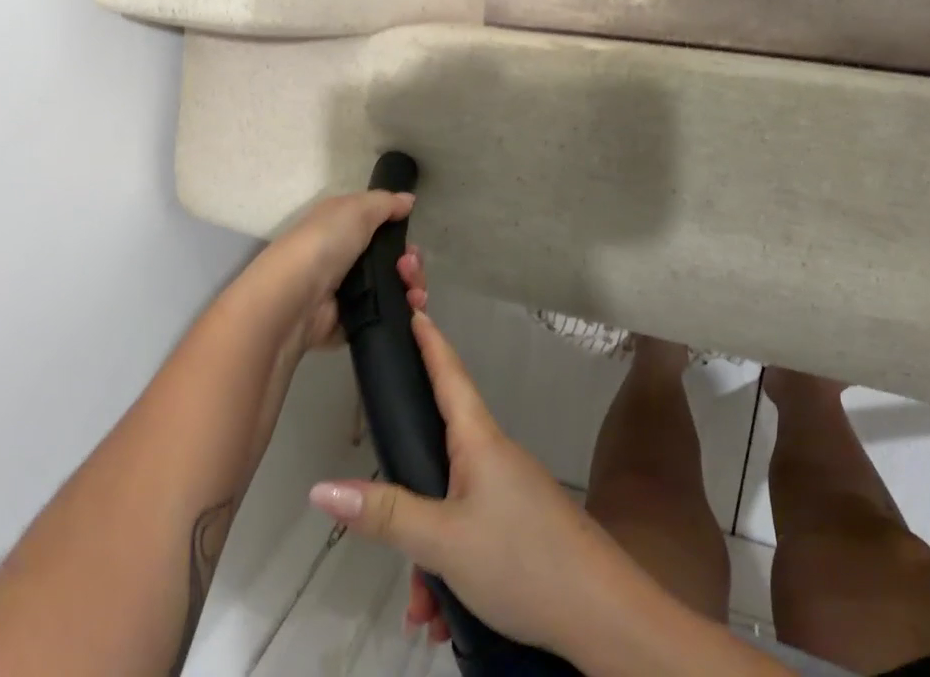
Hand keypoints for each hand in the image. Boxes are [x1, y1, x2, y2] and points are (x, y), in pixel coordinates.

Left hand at [239, 190, 424, 353]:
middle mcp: (346, 260)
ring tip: (412, 294)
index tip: (411, 244)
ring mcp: (351, 294)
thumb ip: (385, 203)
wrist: (294, 298)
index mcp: (342, 230)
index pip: (381, 231)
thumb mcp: (355, 209)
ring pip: (396, 290)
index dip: (400, 236)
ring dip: (412, 288)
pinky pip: (388, 315)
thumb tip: (408, 200)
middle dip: (412, 266)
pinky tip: (410, 311)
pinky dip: (404, 314)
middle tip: (407, 269)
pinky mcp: (355, 322)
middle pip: (394, 263)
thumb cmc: (324, 244)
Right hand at [306, 313, 635, 656]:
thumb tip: (323, 489)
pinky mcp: (523, 530)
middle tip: (379, 525)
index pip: (449, 376)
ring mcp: (513, 496)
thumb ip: (384, 513)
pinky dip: (453, 574)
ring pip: (450, 512)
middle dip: (405, 499)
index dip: (430, 343)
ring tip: (423, 609)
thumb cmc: (525, 560)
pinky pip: (473, 540)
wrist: (606, 618)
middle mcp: (496, 460)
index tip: (415, 311)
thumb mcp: (443, 540)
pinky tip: (444, 616)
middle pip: (436, 457)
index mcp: (480, 442)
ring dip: (428, 558)